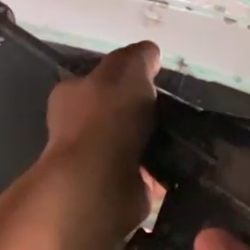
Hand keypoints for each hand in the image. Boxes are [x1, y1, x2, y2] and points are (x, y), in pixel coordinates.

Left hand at [30, 43, 159, 241]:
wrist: (99, 182)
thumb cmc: (107, 117)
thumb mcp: (127, 69)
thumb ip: (138, 58)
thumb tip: (149, 55)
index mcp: (70, 97)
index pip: (94, 83)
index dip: (121, 81)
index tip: (150, 83)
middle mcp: (75, 132)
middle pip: (113, 119)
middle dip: (139, 117)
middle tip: (169, 113)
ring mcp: (93, 167)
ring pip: (129, 151)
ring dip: (151, 148)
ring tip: (178, 140)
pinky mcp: (112, 194)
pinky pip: (143, 181)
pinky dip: (159, 177)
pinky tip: (178, 168)